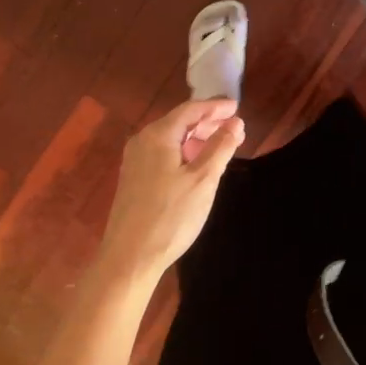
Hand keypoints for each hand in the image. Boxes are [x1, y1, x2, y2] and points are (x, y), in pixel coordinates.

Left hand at [96, 98, 243, 282]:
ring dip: (196, 139)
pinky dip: (183, 153)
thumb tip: (234, 122)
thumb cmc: (170, 216)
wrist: (129, 258)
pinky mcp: (134, 179)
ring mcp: (135, 161)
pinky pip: (162, 155)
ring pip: (170, 140)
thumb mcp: (202, 180)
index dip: (215, 107)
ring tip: (219, 146)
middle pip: (179, 123)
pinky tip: (196, 166)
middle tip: (233, 128)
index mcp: (158, 135)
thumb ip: (220, 147)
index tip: (236, 107)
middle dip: (207, 123)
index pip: (190, 109)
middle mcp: (142, 141)